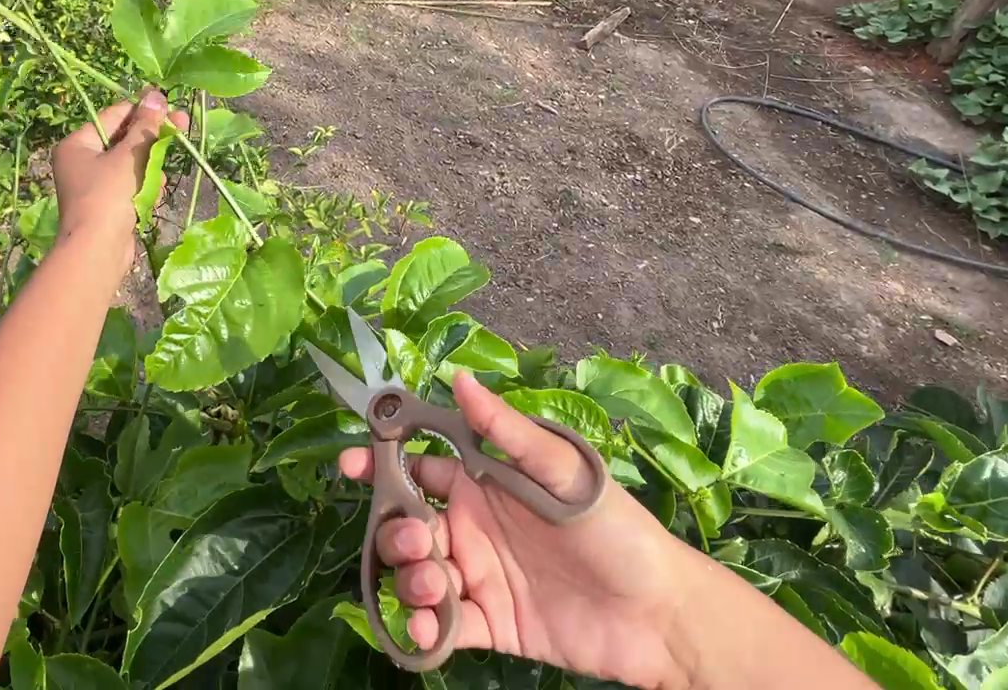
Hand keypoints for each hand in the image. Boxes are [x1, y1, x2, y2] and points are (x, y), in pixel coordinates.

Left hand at [50, 89, 189, 268]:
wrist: (97, 250)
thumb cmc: (108, 196)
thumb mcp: (129, 156)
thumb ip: (145, 126)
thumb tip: (156, 95)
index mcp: (78, 143)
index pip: (115, 115)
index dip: (143, 110)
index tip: (171, 106)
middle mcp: (82, 160)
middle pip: (125, 139)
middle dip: (151, 141)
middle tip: (182, 128)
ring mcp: (94, 183)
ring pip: (132, 163)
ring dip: (150, 167)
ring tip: (158, 178)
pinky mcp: (108, 203)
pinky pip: (131, 184)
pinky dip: (144, 186)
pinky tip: (153, 194)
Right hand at [340, 372, 697, 688]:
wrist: (658, 611)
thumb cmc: (611, 524)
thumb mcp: (560, 467)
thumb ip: (504, 429)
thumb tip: (458, 377)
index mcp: (481, 482)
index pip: (417, 465)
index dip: (380, 462)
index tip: (348, 463)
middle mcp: (470, 525)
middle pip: (406, 523)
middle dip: (392, 529)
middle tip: (412, 539)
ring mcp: (478, 575)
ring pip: (417, 573)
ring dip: (409, 577)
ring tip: (434, 583)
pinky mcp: (490, 624)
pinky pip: (443, 626)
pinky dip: (424, 629)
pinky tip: (427, 628)